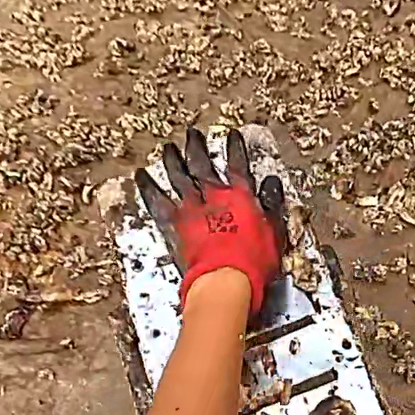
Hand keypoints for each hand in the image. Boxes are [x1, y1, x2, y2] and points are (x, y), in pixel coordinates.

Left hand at [136, 126, 286, 315]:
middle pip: (202, 164)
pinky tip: (140, 176)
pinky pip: (156, 200)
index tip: (232, 135)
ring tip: (168, 148)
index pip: (237, 165)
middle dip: (197, 147)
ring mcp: (190, 209)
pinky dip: (147, 187)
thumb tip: (272, 183)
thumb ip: (272, 205)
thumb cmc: (253, 263)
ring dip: (173, 160)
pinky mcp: (172, 224)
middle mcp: (213, 196)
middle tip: (192, 133)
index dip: (235, 148)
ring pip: (178, 176)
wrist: (224, 281)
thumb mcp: (274, 233)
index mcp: (240, 197)